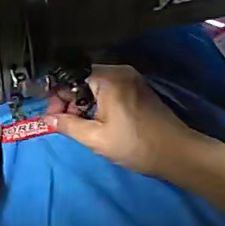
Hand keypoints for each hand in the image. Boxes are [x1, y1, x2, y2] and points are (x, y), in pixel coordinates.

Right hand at [46, 64, 207, 177]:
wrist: (178, 153)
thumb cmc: (136, 145)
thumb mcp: (96, 138)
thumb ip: (68, 125)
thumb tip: (47, 119)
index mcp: (109, 78)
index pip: (70, 75)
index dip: (57, 94)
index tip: (52, 115)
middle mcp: (120, 72)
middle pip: (82, 79)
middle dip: (68, 99)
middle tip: (62, 122)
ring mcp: (131, 79)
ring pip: (94, 85)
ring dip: (82, 102)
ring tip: (78, 124)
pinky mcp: (137, 89)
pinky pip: (108, 89)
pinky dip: (97, 102)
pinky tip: (95, 121)